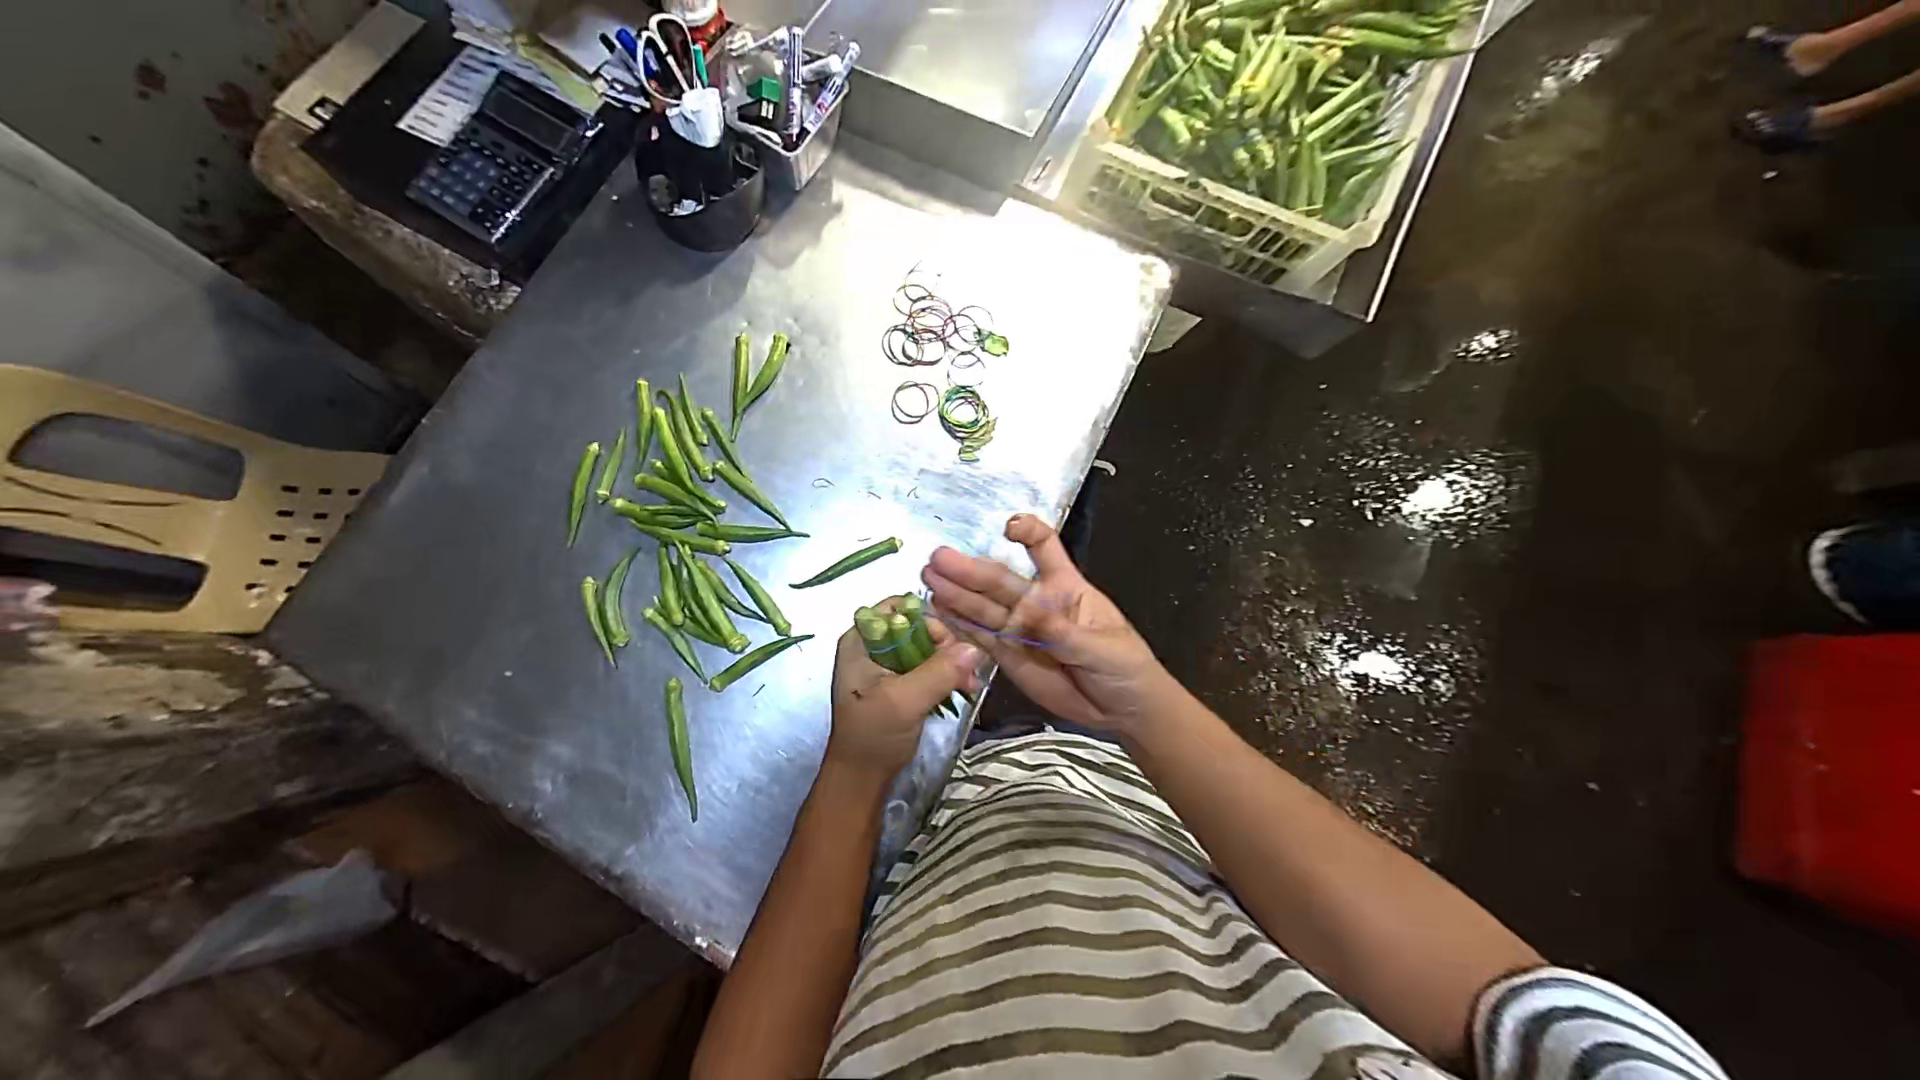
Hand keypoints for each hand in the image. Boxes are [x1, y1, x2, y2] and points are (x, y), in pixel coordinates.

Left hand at [827, 597, 983, 782]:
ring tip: (969, 684)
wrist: (862, 779)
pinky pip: (929, 667)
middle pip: (916, 627)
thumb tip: (975, 647)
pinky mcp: (900, 683)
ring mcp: (886, 666)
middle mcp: (872, 646)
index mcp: (861, 641)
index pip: (896, 608)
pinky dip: (947, 675)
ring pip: (926, 647)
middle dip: (944, 645)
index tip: (947, 642)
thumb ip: (938, 672)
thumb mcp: (904, 700)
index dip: (924, 619)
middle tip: (965, 668)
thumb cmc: (872, 735)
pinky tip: (964, 688)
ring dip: (950, 662)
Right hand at [923, 514, 1176, 733]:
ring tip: (929, 578)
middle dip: (971, 570)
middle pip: (1001, 580)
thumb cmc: (1123, 666)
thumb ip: (1063, 631)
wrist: (1122, 710)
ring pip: (984, 608)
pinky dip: (959, 626)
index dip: (1027, 533)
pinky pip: (980, 638)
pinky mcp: (1008, 656)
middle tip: (939, 558)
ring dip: (957, 593)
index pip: (1044, 547)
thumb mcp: (1101, 647)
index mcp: (1066, 586)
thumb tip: (1029, 611)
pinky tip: (938, 612)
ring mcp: (1020, 628)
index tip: (1008, 529)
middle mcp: (1037, 601)